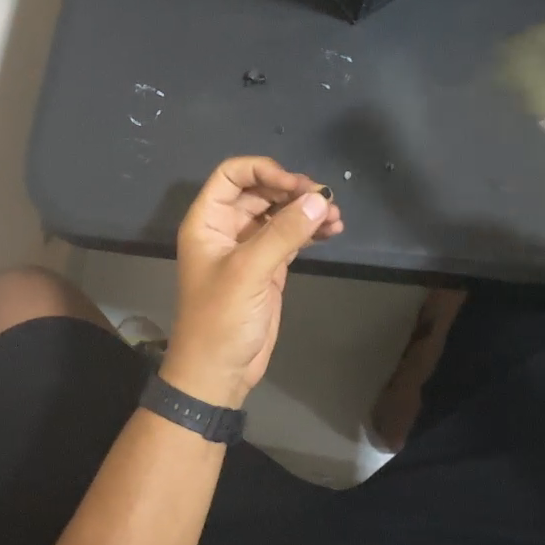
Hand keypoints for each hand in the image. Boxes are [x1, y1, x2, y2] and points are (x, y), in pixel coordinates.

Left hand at [166, 157, 343, 407]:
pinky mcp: (268, 266)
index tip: (295, 184)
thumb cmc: (220, 319)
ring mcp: (249, 246)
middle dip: (292, 190)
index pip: (232, 175)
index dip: (263, 170)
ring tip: (336, 217)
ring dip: (306, 210)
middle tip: (324, 199)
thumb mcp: (249, 272)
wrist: (218, 373)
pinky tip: (333, 231)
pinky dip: (311, 230)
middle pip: (261, 190)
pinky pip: (291, 236)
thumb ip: (283, 233)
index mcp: (208, 220)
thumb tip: (318, 200)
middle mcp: (227, 227)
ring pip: (279, 213)